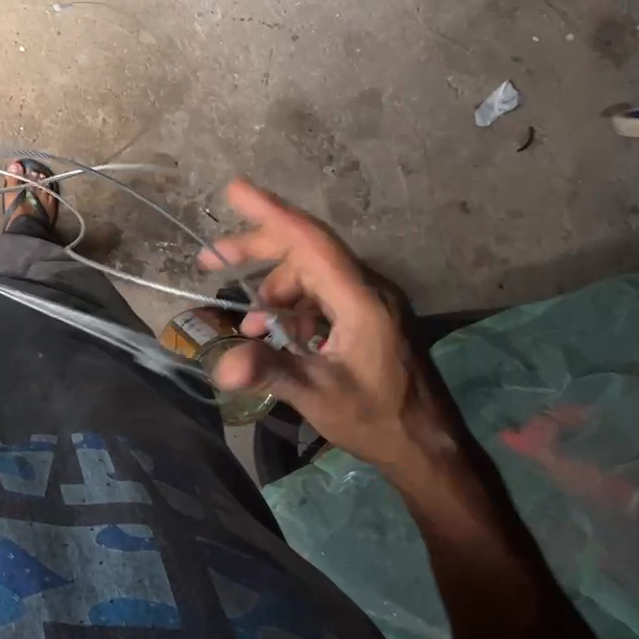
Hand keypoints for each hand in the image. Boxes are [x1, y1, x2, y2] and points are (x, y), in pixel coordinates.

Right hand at [199, 180, 464, 478]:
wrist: (429, 450)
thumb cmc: (378, 419)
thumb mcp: (318, 396)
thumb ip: (270, 370)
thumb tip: (221, 365)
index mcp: (360, 300)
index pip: (310, 242)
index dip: (271, 213)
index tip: (235, 188)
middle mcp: (367, 290)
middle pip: (304, 250)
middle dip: (256, 250)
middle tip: (209, 259)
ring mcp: (369, 302)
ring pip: (309, 272)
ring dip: (272, 288)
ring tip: (249, 323)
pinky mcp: (366, 317)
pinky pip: (320, 293)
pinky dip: (290, 304)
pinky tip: (277, 334)